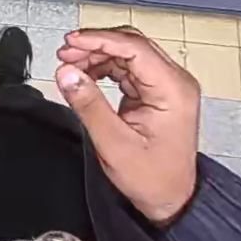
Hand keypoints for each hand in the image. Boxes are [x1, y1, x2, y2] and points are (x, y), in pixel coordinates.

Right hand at [53, 27, 200, 224]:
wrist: (171, 200)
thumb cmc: (151, 178)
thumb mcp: (113, 144)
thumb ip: (88, 104)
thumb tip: (66, 72)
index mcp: (172, 90)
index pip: (134, 48)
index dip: (100, 39)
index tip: (72, 42)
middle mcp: (175, 81)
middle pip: (132, 44)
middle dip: (96, 44)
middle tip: (65, 52)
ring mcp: (167, 84)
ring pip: (128, 52)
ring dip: (98, 54)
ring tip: (69, 63)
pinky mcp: (157, 90)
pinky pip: (128, 66)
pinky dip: (104, 65)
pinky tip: (86, 73)